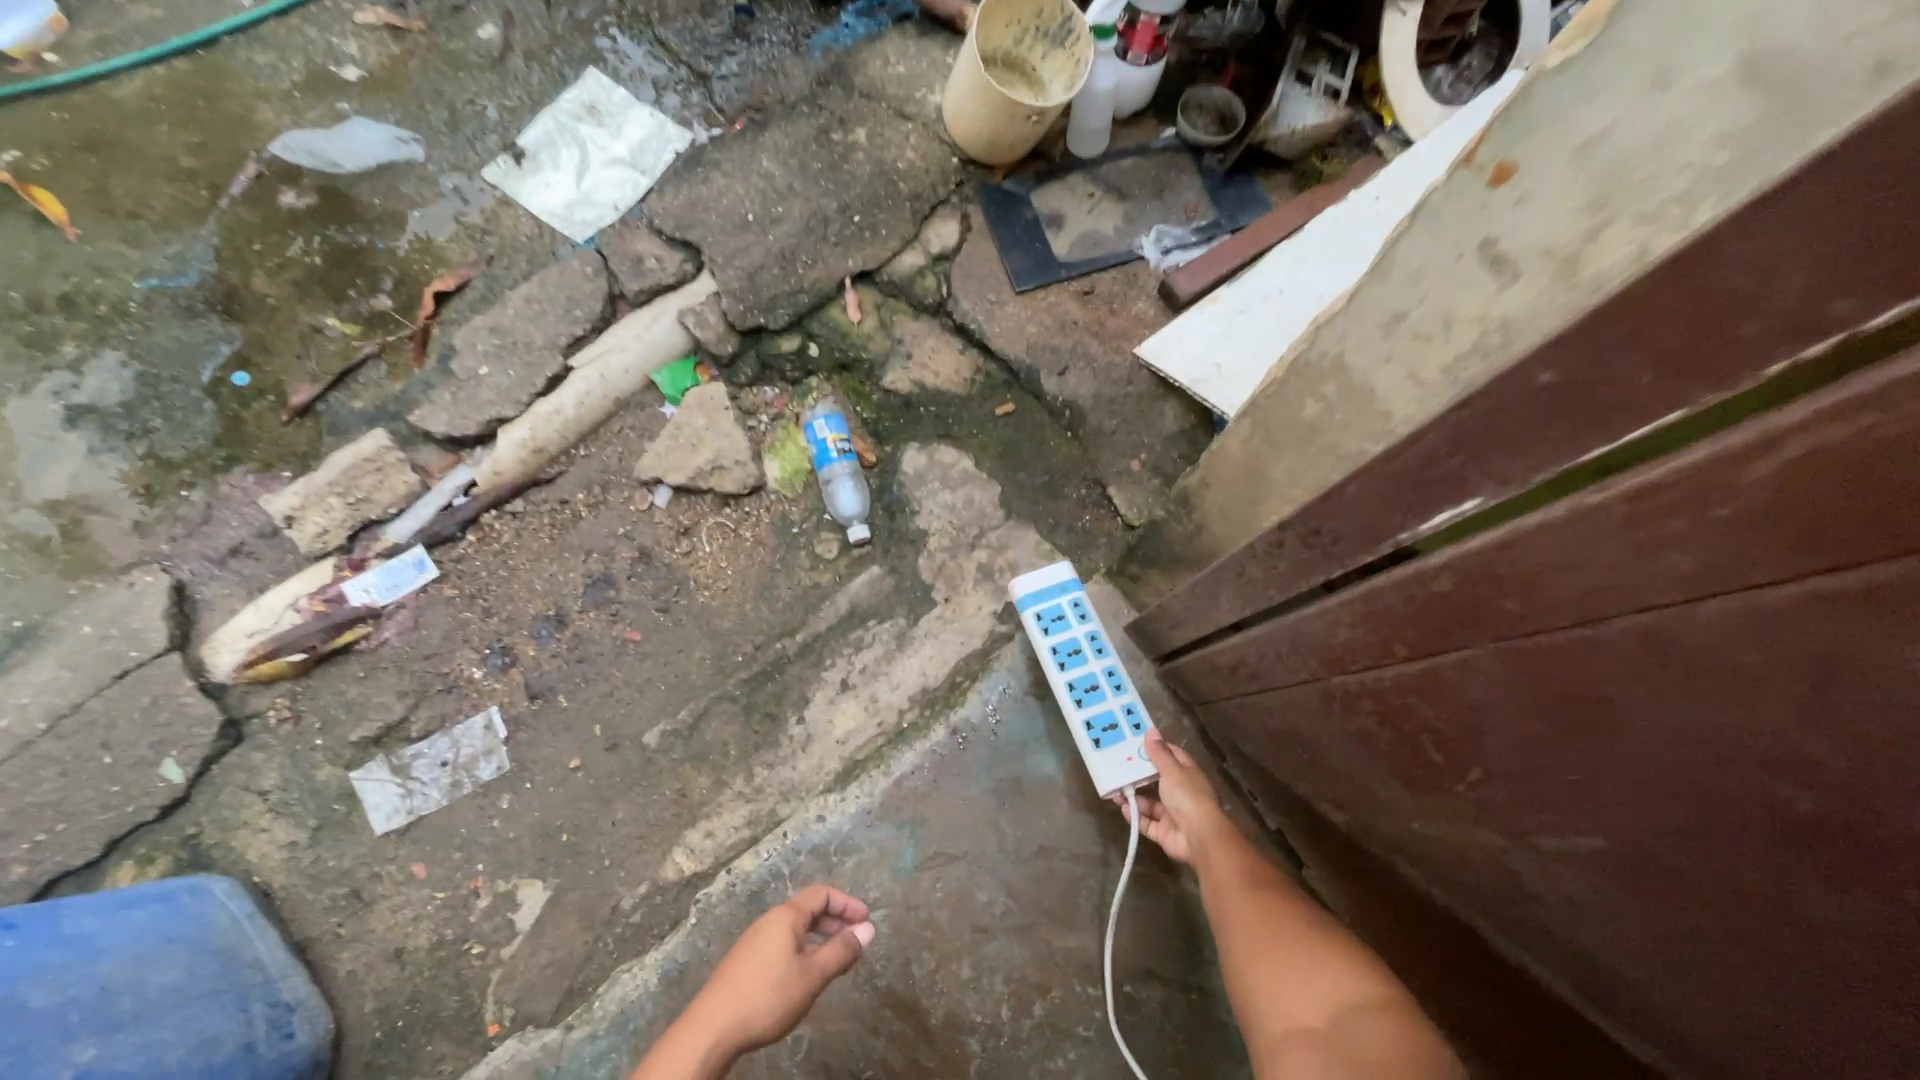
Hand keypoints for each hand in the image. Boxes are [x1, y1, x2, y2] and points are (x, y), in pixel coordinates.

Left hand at [682, 884, 874, 1055]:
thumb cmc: (767, 997)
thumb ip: (841, 951)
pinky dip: (803, 949)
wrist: (712, 1029)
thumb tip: (867, 929)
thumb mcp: (812, 975)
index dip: (847, 903)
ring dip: (820, 937)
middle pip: (808, 908)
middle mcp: (769, 921)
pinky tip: (806, 974)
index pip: (821, 893)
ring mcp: (754, 941)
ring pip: (795, 928)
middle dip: (835, 920)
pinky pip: (783, 943)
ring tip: (836, 959)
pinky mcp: (746, 961)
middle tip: (856, 940)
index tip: (866, 921)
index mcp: (785, 916)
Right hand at [1111, 731, 1227, 864]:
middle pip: (1158, 780)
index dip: (1157, 749)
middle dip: (1139, 775)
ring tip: (1115, 791)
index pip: (1173, 756)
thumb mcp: (1172, 770)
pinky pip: (1147, 823)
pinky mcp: (1165, 832)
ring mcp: (1173, 814)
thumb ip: (1159, 753)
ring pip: (1150, 804)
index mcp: (1188, 775)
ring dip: (1134, 798)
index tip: (1137, 743)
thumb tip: (1151, 731)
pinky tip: (1123, 809)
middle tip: (1118, 766)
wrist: (1199, 837)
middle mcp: (1182, 793)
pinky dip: (1136, 817)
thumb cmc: (1188, 797)